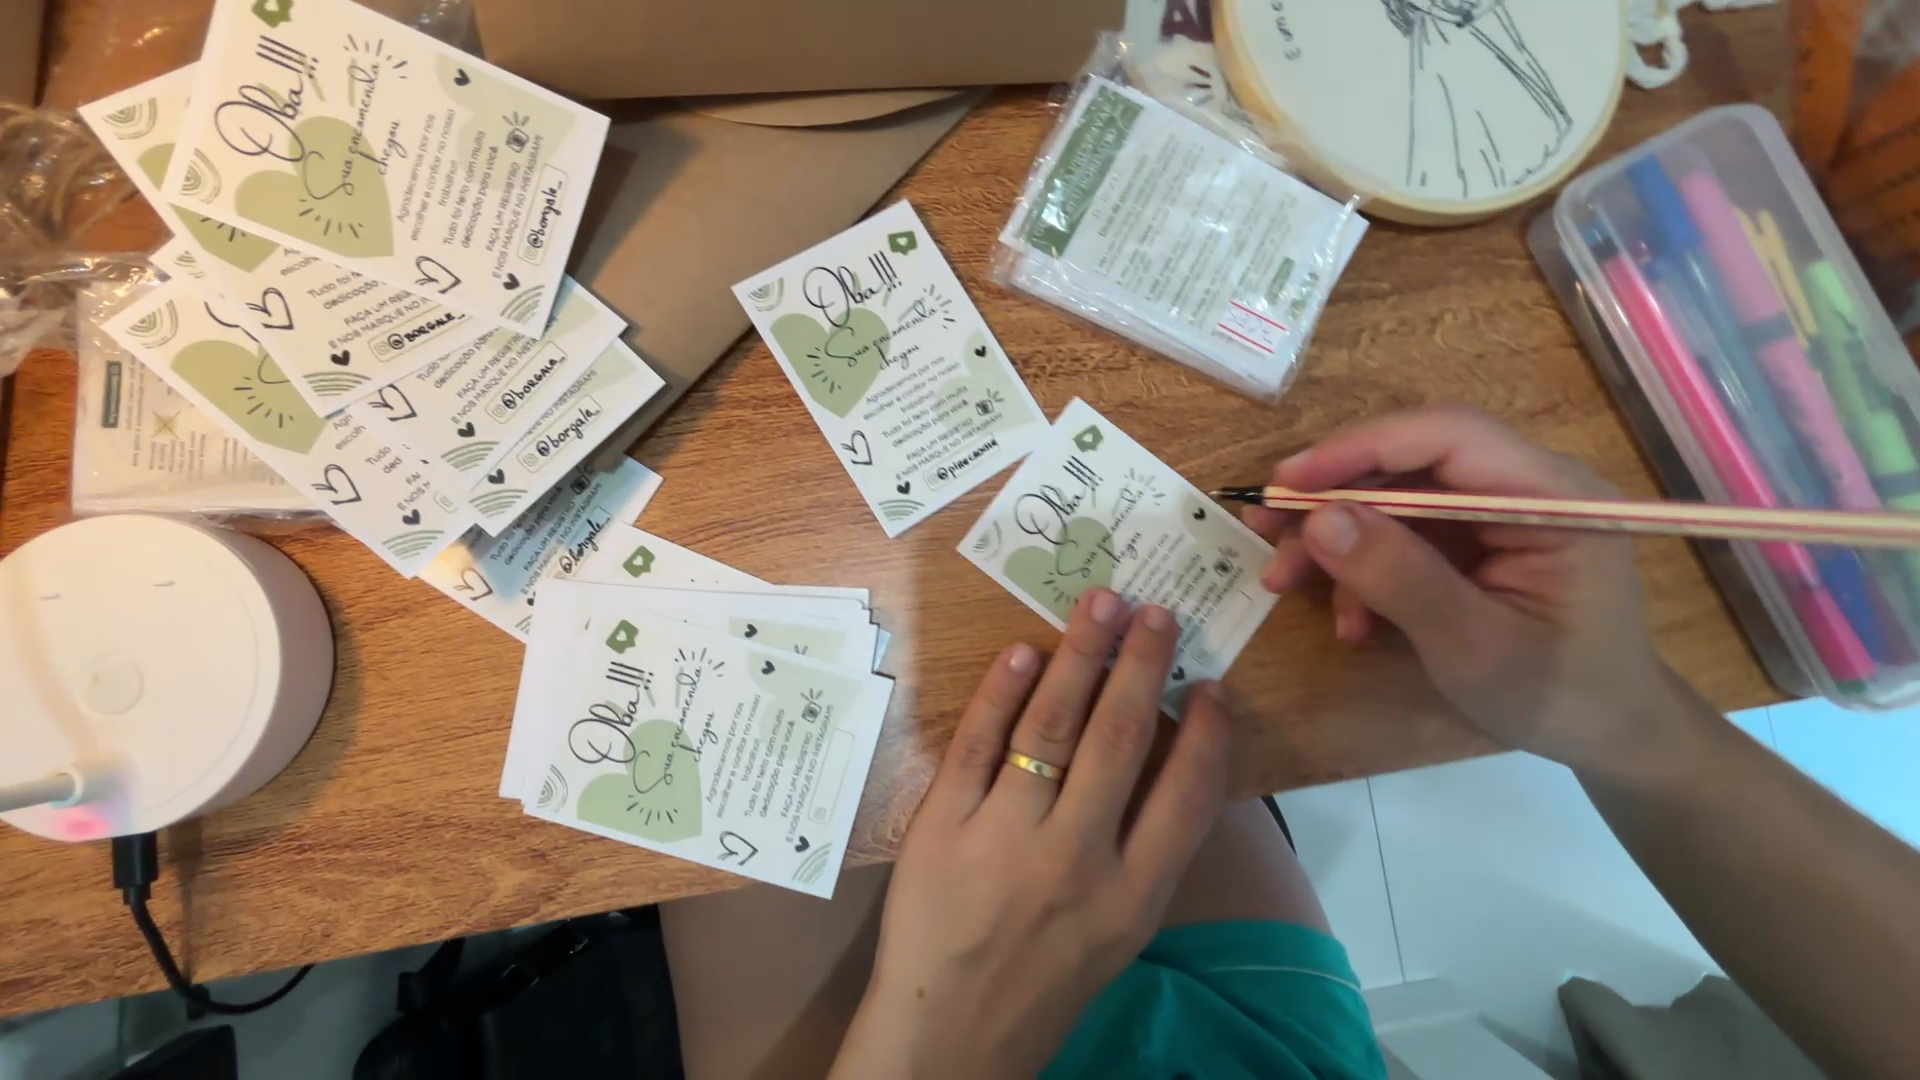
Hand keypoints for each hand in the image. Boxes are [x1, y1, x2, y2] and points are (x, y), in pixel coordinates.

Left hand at [830, 589, 1233, 1079]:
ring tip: (1101, 605)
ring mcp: (1003, 836)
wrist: (946, 1034)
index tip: (1211, 683)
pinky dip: (1002, 690)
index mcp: (1131, 897)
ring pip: (1051, 725)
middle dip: (1141, 665)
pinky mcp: (942, 822)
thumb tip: (1164, 754)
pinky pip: (977, 741)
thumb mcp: (1118, 933)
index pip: (1185, 796)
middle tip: (1155, 611)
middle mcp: (1075, 859)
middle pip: (1118, 739)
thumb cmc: (1043, 981)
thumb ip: (1144, 851)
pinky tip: (1024, 652)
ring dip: (1080, 655)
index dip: (1206, 733)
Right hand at [1244, 405, 1674, 776]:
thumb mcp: (1473, 644)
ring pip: (1389, 498)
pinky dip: (1357, 570)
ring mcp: (1490, 513)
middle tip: (1264, 528)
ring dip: (1331, 539)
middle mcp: (1520, 487)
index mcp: (1552, 496)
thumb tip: (1318, 520)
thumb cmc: (1559, 695)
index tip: (1287, 483)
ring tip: (1282, 581)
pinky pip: (1394, 535)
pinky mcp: (1467, 540)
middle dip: (1330, 497)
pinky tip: (1349, 620)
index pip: (1448, 436)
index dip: (1361, 448)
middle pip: (1407, 461)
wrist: (1607, 735)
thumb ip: (1401, 578)